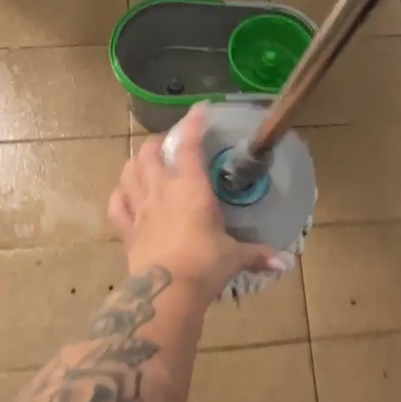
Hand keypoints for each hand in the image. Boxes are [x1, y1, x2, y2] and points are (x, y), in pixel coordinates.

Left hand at [107, 106, 285, 301]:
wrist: (167, 291)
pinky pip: (116, 204)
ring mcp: (140, 208)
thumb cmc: (205, 264)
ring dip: (137, 161)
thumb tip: (284, 262)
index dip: (193, 124)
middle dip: (160, 142)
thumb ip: (257, 254)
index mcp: (191, 187)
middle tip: (170, 143)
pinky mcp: (126, 229)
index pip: (189, 145)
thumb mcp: (235, 257)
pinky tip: (125, 193)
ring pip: (129, 171)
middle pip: (151, 152)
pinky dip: (120, 194)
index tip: (199, 110)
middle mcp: (162, 190)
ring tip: (146, 161)